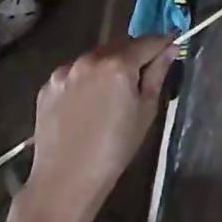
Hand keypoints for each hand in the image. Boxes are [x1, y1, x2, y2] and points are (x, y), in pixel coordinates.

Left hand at [18, 36, 175, 221]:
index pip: (149, 41)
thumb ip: (158, 73)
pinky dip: (88, 77)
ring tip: (115, 89)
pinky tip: (91, 100)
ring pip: (98, 57)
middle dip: (136, 54)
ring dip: (111, 64)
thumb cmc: (116, 146)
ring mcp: (64, 73)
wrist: (65, 179)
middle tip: (145, 74)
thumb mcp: (147, 109)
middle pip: (122, 45)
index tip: (173, 49)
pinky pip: (76, 72)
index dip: (164, 44)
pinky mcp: (48, 87)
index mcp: (118, 64)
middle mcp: (89, 60)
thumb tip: (170, 49)